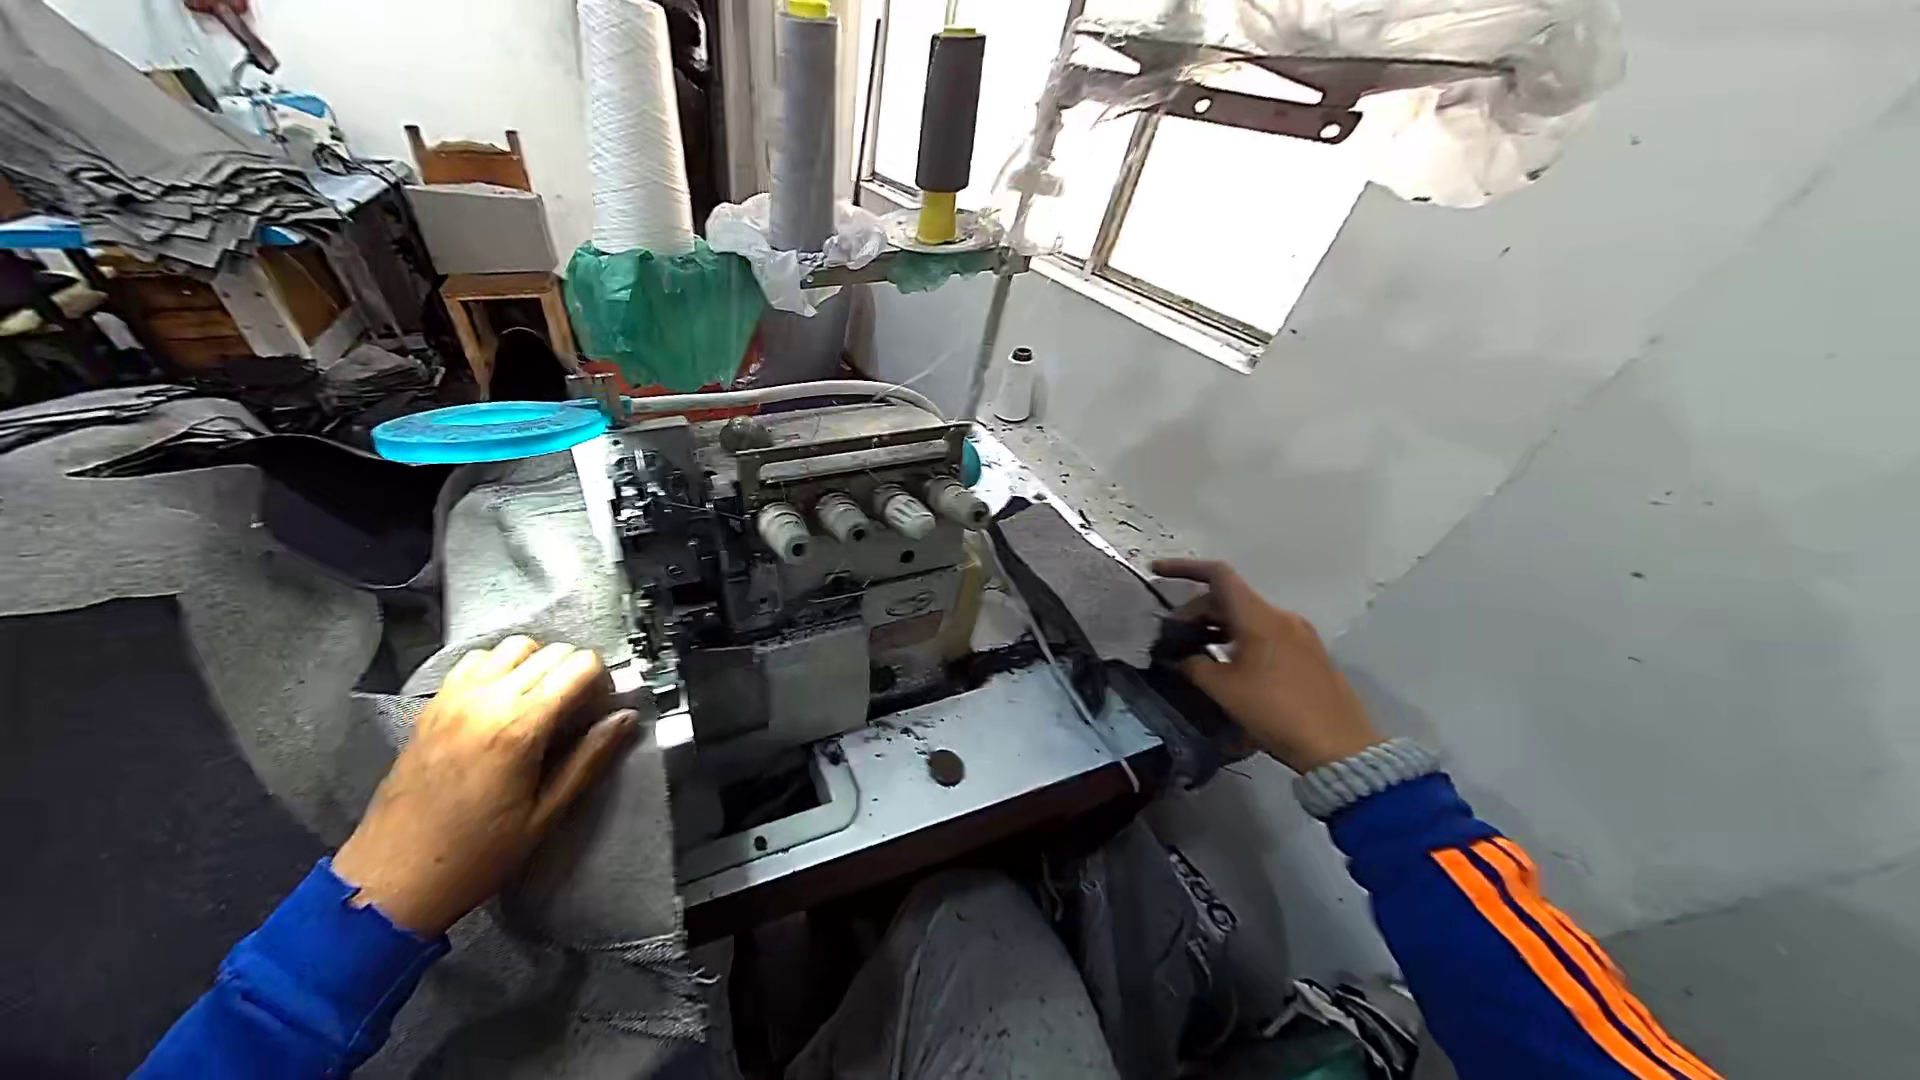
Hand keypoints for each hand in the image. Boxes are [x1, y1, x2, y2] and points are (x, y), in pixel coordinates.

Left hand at [331, 636, 637, 935]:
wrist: (388, 884)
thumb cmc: (473, 856)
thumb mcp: (546, 814)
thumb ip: (590, 758)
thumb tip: (625, 719)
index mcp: (519, 727)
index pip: (580, 665)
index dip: (603, 682)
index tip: (601, 710)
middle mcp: (485, 702)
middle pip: (553, 651)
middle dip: (577, 672)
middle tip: (580, 709)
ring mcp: (454, 701)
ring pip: (514, 647)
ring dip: (539, 663)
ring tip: (544, 699)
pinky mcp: (432, 708)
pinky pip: (475, 661)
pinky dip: (500, 666)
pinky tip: (506, 699)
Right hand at [1152, 559, 1383, 773]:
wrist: (1340, 749)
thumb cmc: (1276, 713)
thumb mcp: (1224, 690)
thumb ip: (1193, 667)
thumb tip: (1177, 659)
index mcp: (1259, 617)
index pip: (1218, 575)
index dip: (1184, 568)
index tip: (1157, 571)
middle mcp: (1281, 617)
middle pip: (1230, 598)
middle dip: (1196, 610)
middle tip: (1171, 635)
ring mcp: (1299, 635)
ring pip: (1247, 616)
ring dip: (1216, 625)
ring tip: (1193, 648)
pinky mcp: (1308, 654)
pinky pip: (1265, 632)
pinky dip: (1238, 636)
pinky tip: (1225, 661)